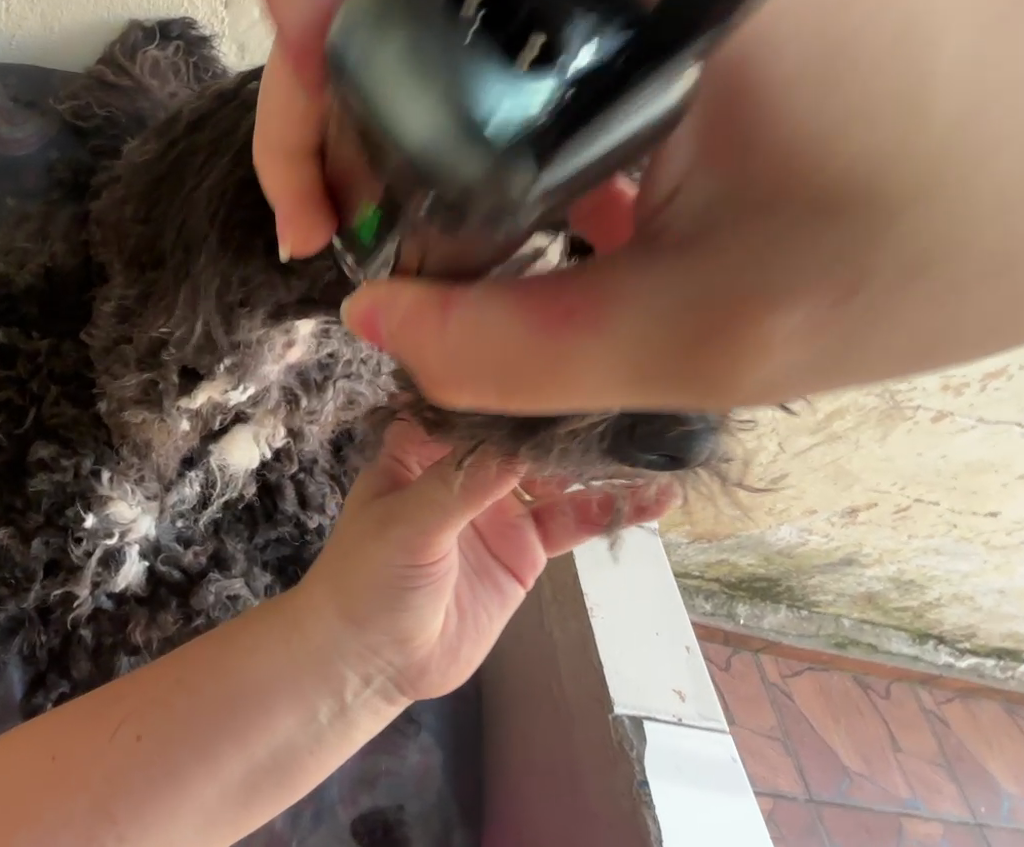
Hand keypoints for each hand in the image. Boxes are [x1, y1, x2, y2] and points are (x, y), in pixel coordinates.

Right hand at [252, 0, 1023, 413]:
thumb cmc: (989, 212)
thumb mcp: (734, 333)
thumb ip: (525, 351)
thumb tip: (374, 319)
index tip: (311, 72)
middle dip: (307, 41)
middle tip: (330, 188)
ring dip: (358, 52)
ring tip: (375, 188)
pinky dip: (423, 50)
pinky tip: (451, 154)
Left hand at [293, 420, 678, 703]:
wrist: (374, 659)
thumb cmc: (369, 578)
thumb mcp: (408, 523)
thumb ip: (461, 483)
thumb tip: (520, 440)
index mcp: (416, 451)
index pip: (466, 407)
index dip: (506, 387)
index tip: (559, 365)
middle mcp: (459, 473)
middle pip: (515, 438)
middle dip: (559, 422)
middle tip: (621, 397)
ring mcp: (494, 511)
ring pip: (551, 478)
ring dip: (593, 464)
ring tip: (651, 442)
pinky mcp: (521, 552)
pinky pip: (569, 524)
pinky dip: (607, 511)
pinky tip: (654, 497)